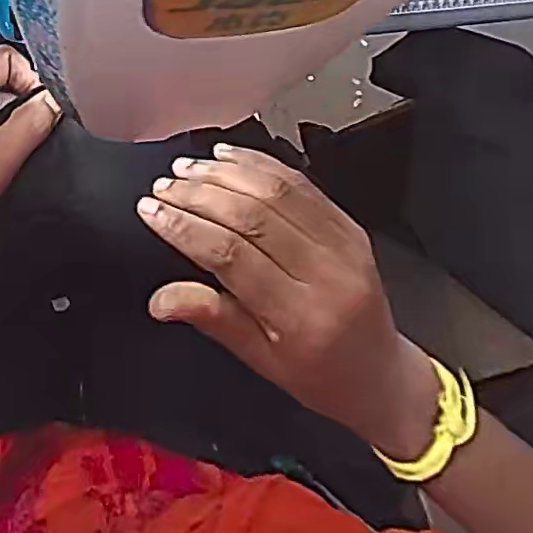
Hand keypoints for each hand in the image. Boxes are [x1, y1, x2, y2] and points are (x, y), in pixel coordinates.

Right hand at [137, 144, 440, 457]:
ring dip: (224, 173)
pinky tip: (228, 158)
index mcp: (301, 318)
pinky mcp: (350, 225)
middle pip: (252, 216)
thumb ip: (211, 317)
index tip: (151, 210)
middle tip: (163, 186)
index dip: (184, 227)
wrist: (380, 375)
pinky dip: (260, 164)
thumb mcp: (257, 359)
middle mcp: (328, 275)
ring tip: (186, 168)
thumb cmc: (318, 374)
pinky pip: (301, 183)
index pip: (232, 257)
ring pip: (276, 191)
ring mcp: (344, 245)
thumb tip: (160, 299)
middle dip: (198, 194)